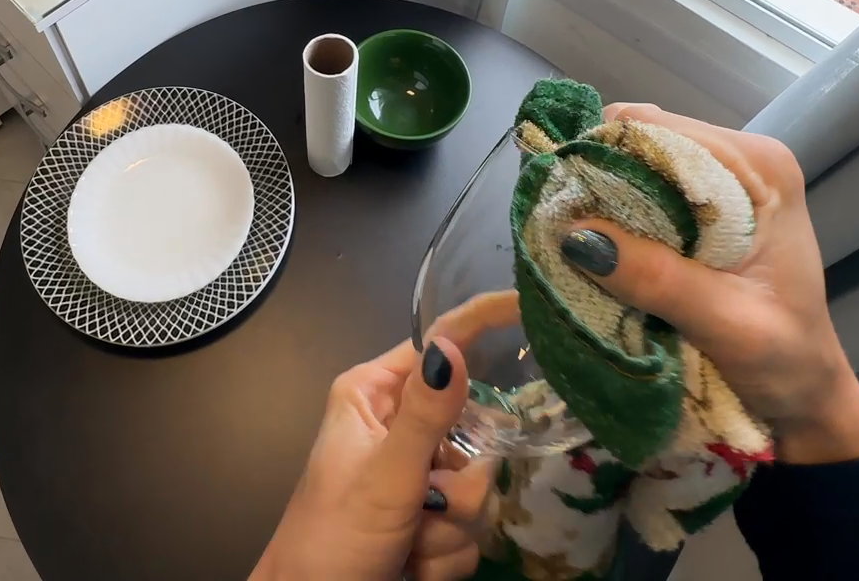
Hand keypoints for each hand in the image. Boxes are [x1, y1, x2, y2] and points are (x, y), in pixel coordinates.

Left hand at [253, 338, 493, 580]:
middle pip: (473, 430)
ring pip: (478, 487)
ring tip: (406, 545)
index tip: (523, 304)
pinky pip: (472, 528)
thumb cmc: (335, 536)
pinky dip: (446, 556)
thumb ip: (425, 415)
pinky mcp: (432, 518)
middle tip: (423, 507)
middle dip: (455, 485)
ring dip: (447, 529)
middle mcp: (400, 425)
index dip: (480, 323)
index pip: (437, 344)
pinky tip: (411, 564)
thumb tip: (454, 345)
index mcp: (376, 394)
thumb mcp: (384, 475)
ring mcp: (418, 473)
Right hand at [558, 102, 858, 464]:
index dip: (601, 154)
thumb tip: (573, 235)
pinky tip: (595, 239)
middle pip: (638, 136)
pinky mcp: (699, 198)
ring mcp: (718, 175)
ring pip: (631, 158)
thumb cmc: (785, 362)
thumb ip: (658, 280)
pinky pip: (637, 183)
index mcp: (761, 169)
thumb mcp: (729, 327)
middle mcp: (739, 157)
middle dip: (594, 173)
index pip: (657, 129)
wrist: (806, 394)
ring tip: (571, 232)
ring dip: (598, 193)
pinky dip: (609, 208)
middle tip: (558, 220)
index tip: (561, 197)